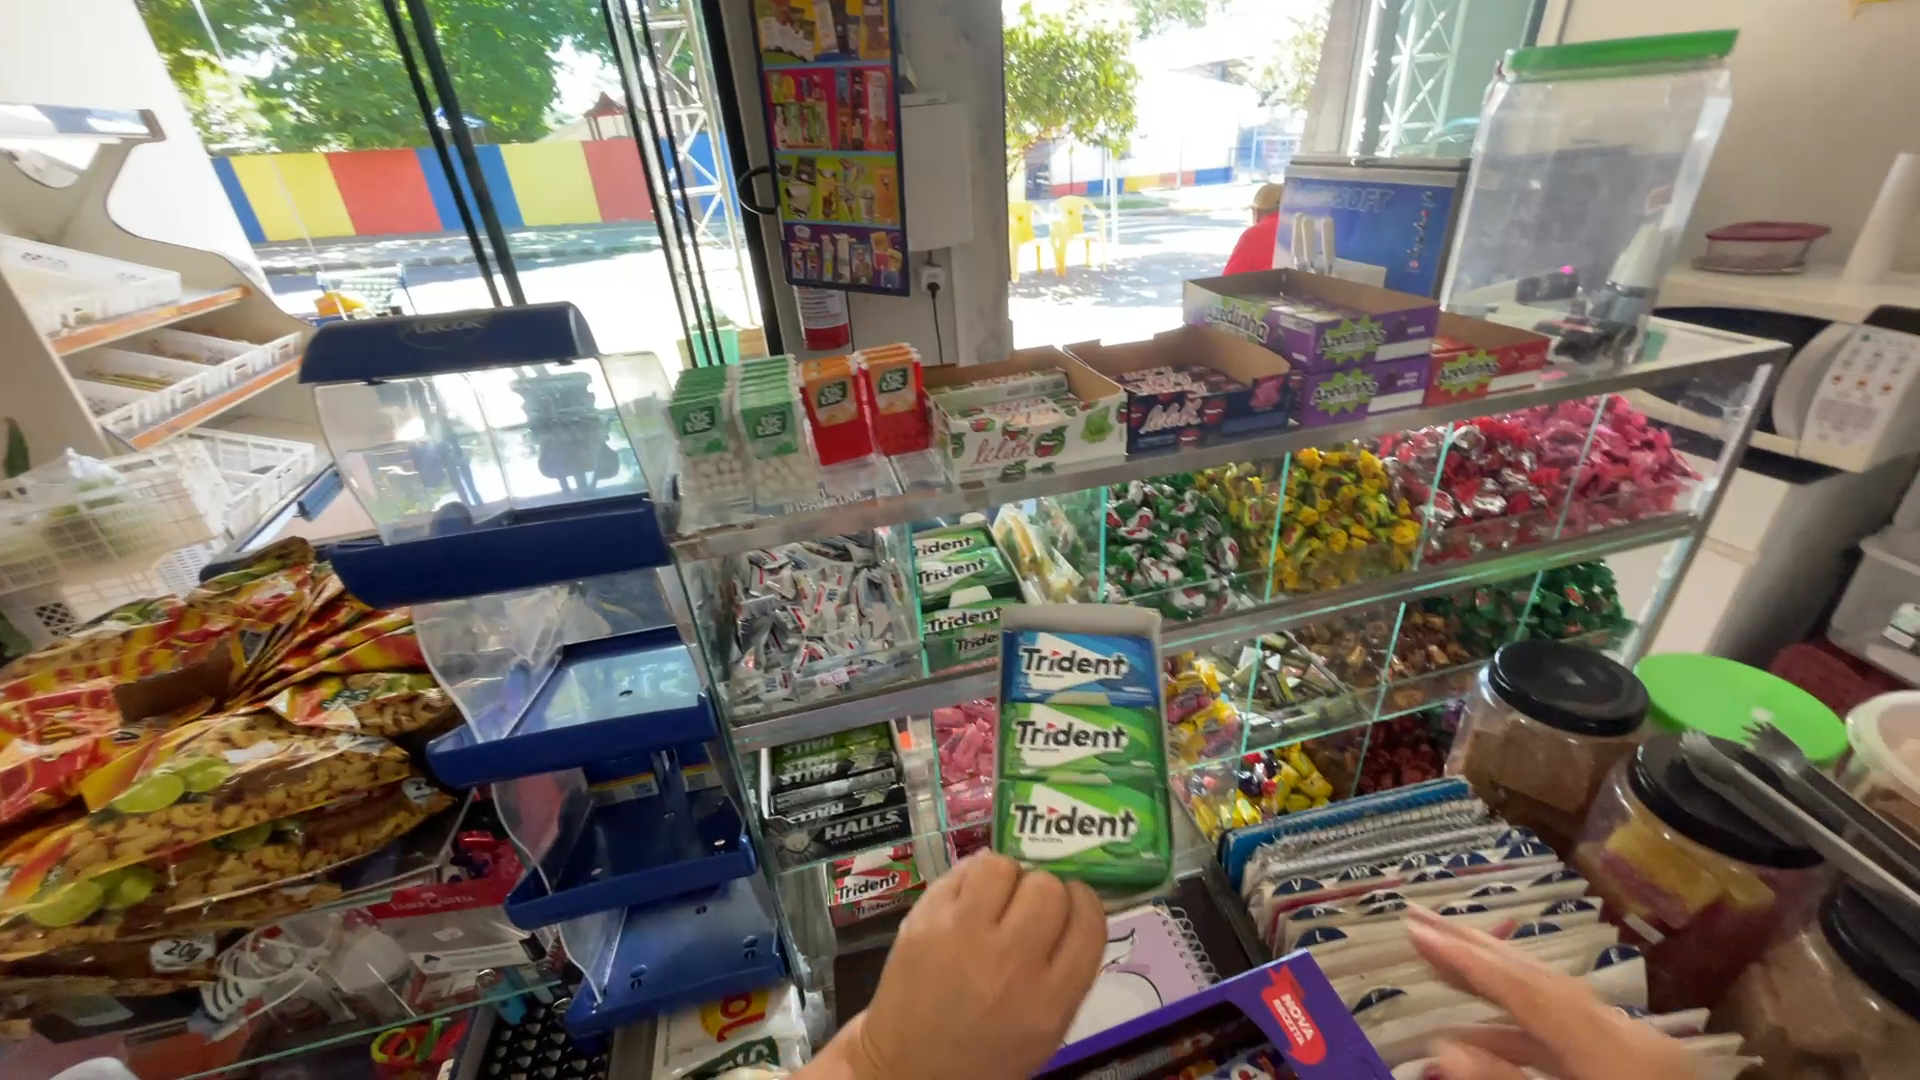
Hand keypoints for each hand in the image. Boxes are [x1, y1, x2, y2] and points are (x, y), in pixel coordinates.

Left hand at [809, 853, 1106, 1079]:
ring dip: (1003, 876)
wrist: (910, 1070)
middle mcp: (1011, 963)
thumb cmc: (986, 1053)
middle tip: (1027, 904)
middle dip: (1042, 889)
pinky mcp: (926, 919)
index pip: (1088, 922)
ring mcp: (963, 936)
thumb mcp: (1045, 1028)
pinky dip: (968, 877)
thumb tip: (1072, 905)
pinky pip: (961, 870)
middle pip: (1047, 888)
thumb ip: (1066, 969)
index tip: (1072, 900)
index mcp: (1049, 1001)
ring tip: (994, 895)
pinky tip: (965, 898)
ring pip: (1001, 867)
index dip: (1084, 901)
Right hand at [1404, 905, 1700, 1079]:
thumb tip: (1441, 1045)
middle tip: (1417, 916)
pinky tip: (1473, 1033)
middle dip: (1475, 947)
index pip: (1527, 990)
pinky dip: (1517, 1027)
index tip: (1412, 929)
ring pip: (1552, 998)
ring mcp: (1641, 1053)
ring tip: (1435, 960)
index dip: (1466, 958)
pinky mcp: (1641, 1069)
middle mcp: (1632, 1039)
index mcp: (1618, 1055)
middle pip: (1541, 979)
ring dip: (1490, 980)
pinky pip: (1566, 1032)